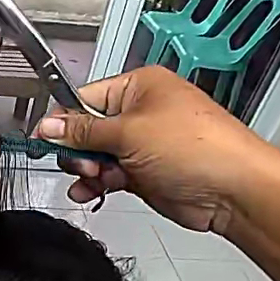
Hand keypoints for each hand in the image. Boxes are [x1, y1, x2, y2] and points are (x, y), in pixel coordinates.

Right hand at [35, 66, 279, 234]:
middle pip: (89, 129)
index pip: (86, 98)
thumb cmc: (197, 148)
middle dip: (79, 149)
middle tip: (84, 163)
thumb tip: (51, 124)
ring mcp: (144, 145)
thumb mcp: (130, 132)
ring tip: (91, 180)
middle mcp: (141, 113)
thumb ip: (85, 131)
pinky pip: (111, 176)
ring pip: (98, 156)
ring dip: (87, 170)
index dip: (65, 120)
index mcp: (139, 87)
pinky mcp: (146, 174)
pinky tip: (89, 192)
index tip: (47, 139)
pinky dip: (98, 184)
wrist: (232, 189)